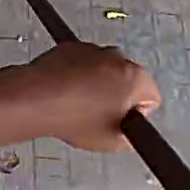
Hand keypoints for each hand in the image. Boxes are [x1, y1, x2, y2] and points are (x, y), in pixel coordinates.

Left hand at [21, 42, 161, 151]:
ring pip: (105, 69)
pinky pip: (83, 62)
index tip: (121, 120)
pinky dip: (78, 73)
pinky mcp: (72, 47)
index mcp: (135, 78)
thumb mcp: (111, 142)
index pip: (152, 96)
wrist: (36, 98)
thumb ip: (130, 135)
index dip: (137, 113)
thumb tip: (128, 132)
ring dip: (98, 83)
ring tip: (79, 105)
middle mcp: (117, 57)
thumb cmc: (73, 117)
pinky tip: (67, 92)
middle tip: (100, 115)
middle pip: (128, 79)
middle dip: (118, 95)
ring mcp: (93, 49)